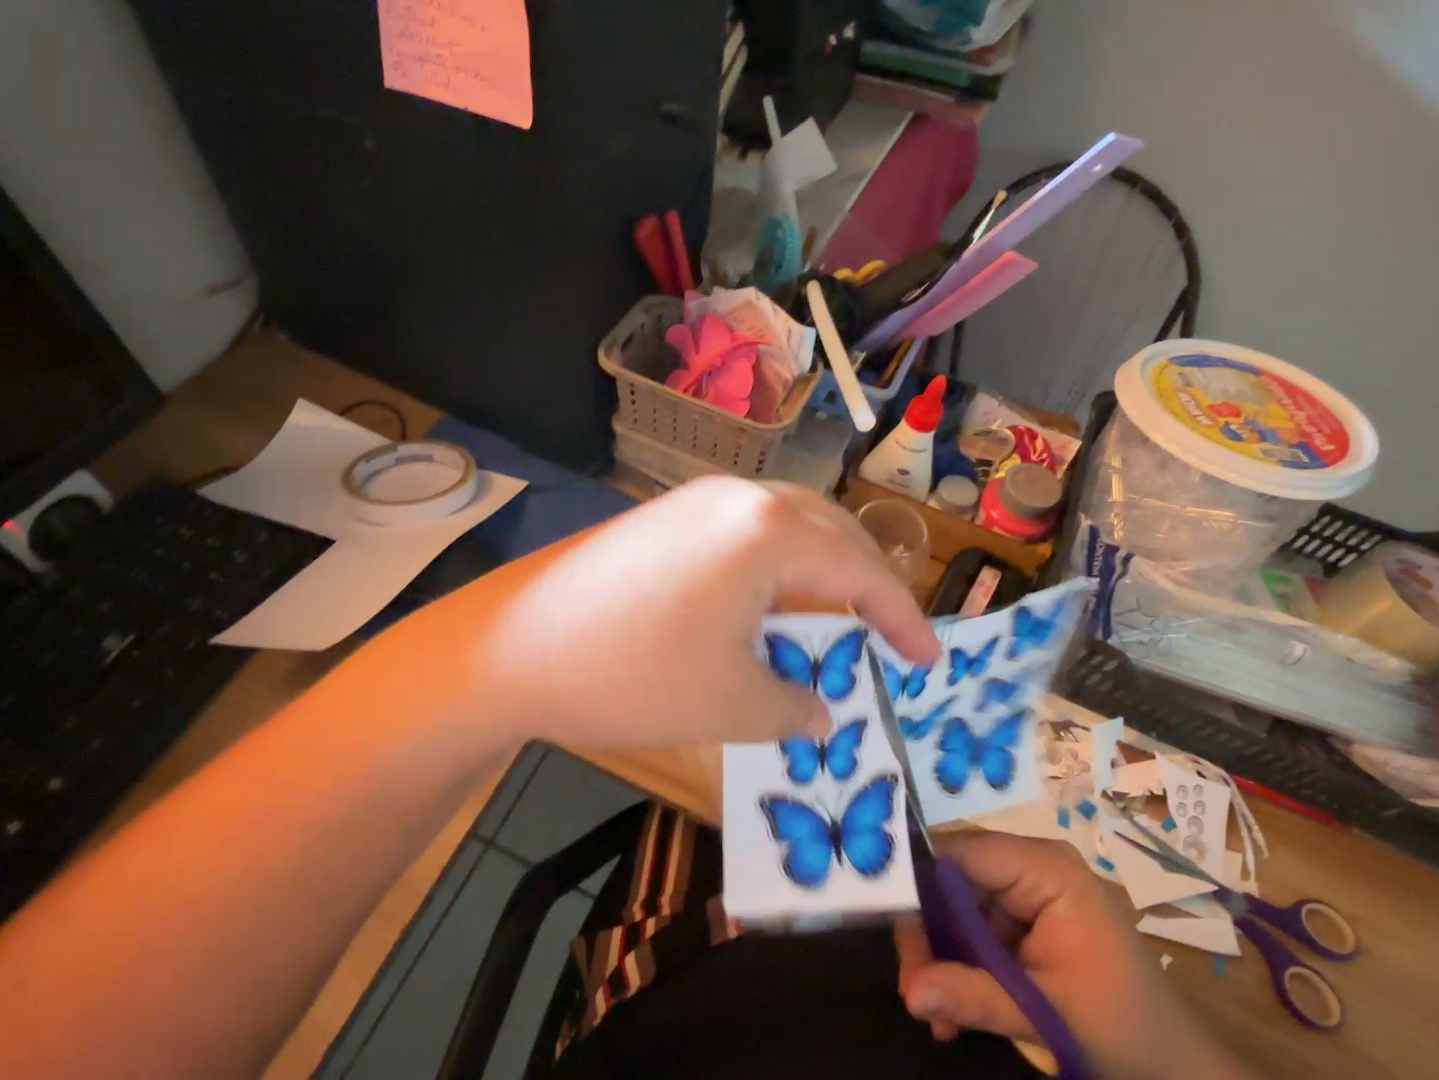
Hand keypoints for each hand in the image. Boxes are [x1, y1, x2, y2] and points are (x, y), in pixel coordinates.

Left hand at [429, 477, 940, 748]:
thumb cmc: (632, 675)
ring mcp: (696, 499)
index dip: (902, 619)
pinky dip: (774, 566)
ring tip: (829, 620)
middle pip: (831, 531)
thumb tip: (821, 711)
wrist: (510, 647)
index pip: (861, 570)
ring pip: (787, 525)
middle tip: (883, 633)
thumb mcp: (731, 704)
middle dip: (864, 582)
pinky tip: (762, 606)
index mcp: (770, 531)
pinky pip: (745, 531)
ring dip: (818, 570)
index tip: (927, 659)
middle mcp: (740, 497)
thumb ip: (795, 707)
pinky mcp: (664, 514)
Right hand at [894, 832, 1248, 1079]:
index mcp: (1046, 870)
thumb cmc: (1125, 1031)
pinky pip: (969, 933)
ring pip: (952, 908)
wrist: (1177, 1070)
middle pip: (950, 878)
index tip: (880, 921)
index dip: (917, 879)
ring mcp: (1025, 896)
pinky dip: (954, 969)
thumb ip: (975, 997)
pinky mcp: (1021, 925)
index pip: (961, 851)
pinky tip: (951, 1015)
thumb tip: (910, 991)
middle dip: (925, 932)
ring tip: (932, 1011)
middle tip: (912, 988)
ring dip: (936, 958)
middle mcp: (1031, 869)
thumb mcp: (1047, 1015)